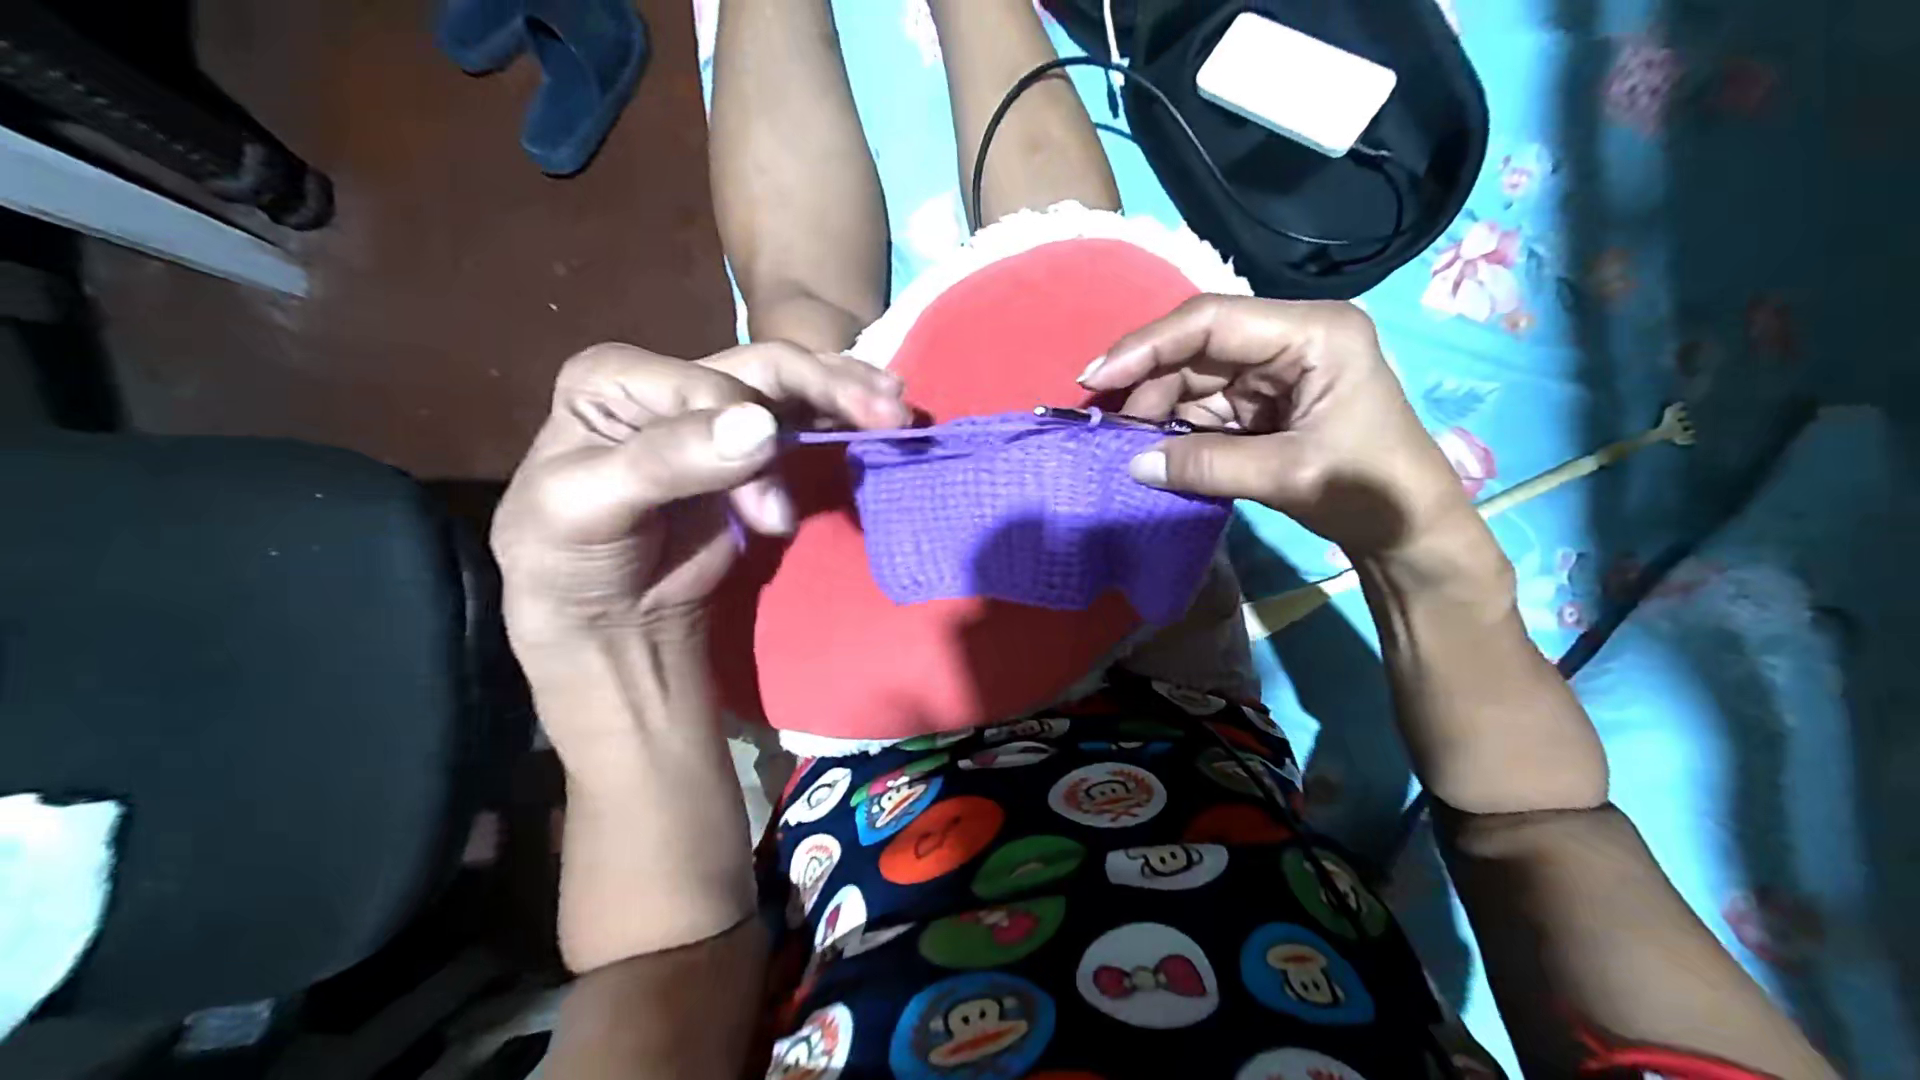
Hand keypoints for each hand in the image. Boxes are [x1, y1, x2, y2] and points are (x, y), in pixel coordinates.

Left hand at [492, 341, 906, 646]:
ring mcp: (720, 413)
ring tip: (897, 411)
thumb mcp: (588, 507)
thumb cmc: (571, 560)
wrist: (608, 616)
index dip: (746, 435)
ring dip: (848, 394)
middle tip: (889, 414)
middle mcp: (671, 382)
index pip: (704, 385)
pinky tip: (877, 417)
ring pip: (793, 386)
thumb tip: (763, 425)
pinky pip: (805, 420)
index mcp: (615, 379)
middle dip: (828, 387)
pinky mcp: (754, 449)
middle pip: (761, 369)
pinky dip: (842, 418)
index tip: (772, 515)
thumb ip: (668, 460)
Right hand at [1080, 295, 1475, 560]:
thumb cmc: (1369, 490)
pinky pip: (1201, 405)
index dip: (1147, 345)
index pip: (1211, 320)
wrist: (1405, 528)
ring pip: (1191, 376)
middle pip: (1195, 346)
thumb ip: (1207, 466)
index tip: (1097, 377)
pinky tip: (1153, 449)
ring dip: (1156, 409)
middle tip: (1111, 428)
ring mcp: (1271, 370)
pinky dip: (1173, 428)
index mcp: (1312, 333)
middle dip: (1148, 383)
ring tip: (1127, 445)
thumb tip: (1132, 465)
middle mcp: (1288, 338)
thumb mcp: (1287, 476)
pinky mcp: (1259, 401)